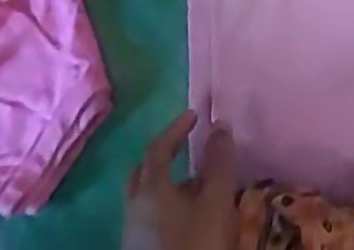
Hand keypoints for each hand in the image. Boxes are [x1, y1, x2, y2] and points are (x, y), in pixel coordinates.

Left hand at [122, 110, 236, 249]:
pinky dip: (167, 209)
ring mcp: (132, 236)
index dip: (176, 128)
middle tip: (187, 148)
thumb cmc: (195, 246)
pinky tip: (189, 221)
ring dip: (170, 186)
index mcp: (149, 188)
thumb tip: (220, 124)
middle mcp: (134, 207)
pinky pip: (149, 220)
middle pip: (144, 172)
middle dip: (165, 156)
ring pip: (147, 199)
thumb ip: (219, 162)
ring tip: (199, 188)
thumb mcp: (216, 202)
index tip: (195, 116)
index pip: (158, 146)